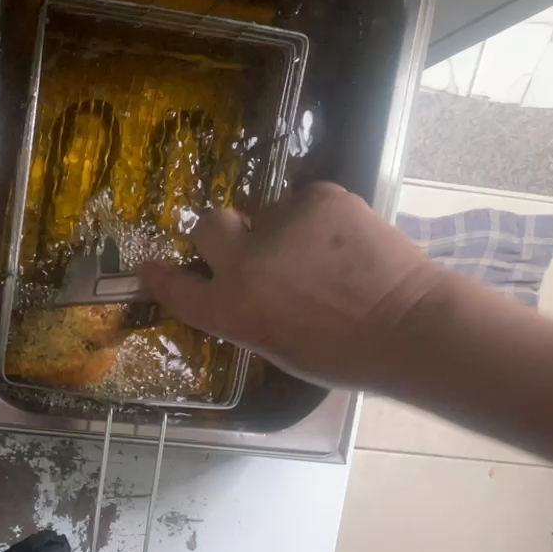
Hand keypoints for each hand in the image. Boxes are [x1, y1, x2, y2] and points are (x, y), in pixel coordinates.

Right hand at [136, 181, 448, 388]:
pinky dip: (312, 219)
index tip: (148, 266)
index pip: (176, 286)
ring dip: (275, 229)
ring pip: (262, 212)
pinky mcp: (318, 197)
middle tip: (248, 249)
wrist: (404, 325)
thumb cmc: (336, 354)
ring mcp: (279, 224)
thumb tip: (234, 284)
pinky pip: (300, 201)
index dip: (160, 276)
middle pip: (207, 226)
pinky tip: (338, 242)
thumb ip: (240, 311)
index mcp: (228, 309)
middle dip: (219, 236)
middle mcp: (242, 262)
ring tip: (314, 254)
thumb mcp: (268, 343)